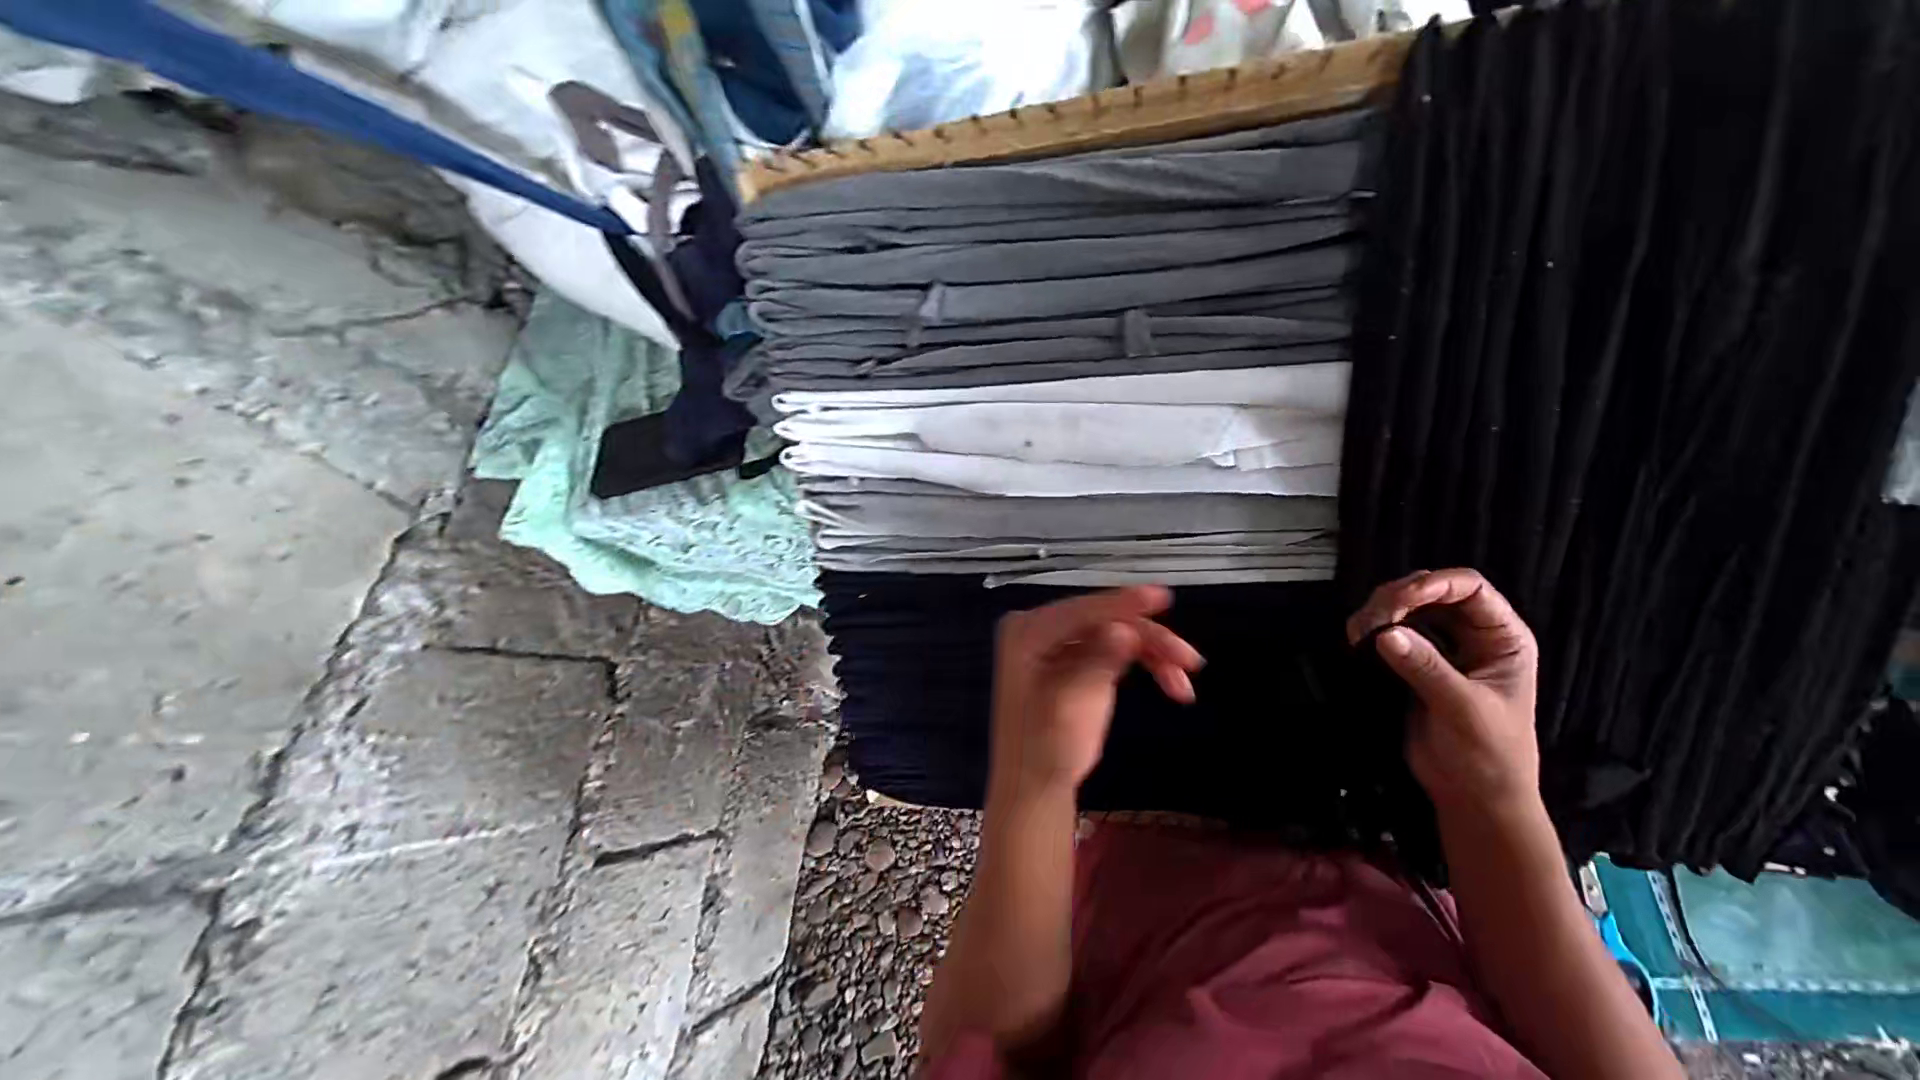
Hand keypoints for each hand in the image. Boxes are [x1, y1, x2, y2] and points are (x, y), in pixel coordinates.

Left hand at [990, 587, 1204, 795]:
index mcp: (1027, 632)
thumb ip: (1097, 664)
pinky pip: (1117, 649)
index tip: (1163, 597)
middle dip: (1149, 638)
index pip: (1082, 611)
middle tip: (1191, 660)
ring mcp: (1061, 643)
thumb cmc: (1044, 751)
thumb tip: (1124, 630)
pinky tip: (1173, 684)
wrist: (1035, 787)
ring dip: (1154, 653)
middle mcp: (1041, 629)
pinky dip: (1146, 663)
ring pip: (1117, 633)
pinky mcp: (1078, 659)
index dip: (1124, 604)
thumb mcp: (1070, 707)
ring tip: (1185, 684)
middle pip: (1105, 620)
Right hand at [1347, 569, 1540, 817]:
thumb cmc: (1488, 753)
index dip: (1435, 583)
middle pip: (1430, 591)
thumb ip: (1427, 668)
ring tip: (1359, 636)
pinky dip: (1368, 630)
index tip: (1399, 600)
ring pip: (1403, 607)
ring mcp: (1440, 647)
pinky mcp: (1412, 662)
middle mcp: (1471, 634)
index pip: (1471, 588)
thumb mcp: (1463, 709)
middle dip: (1397, 598)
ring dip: (1377, 613)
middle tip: (1371, 623)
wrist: (1472, 794)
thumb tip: (1385, 634)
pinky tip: (1357, 643)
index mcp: (1501, 638)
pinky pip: (1388, 630)